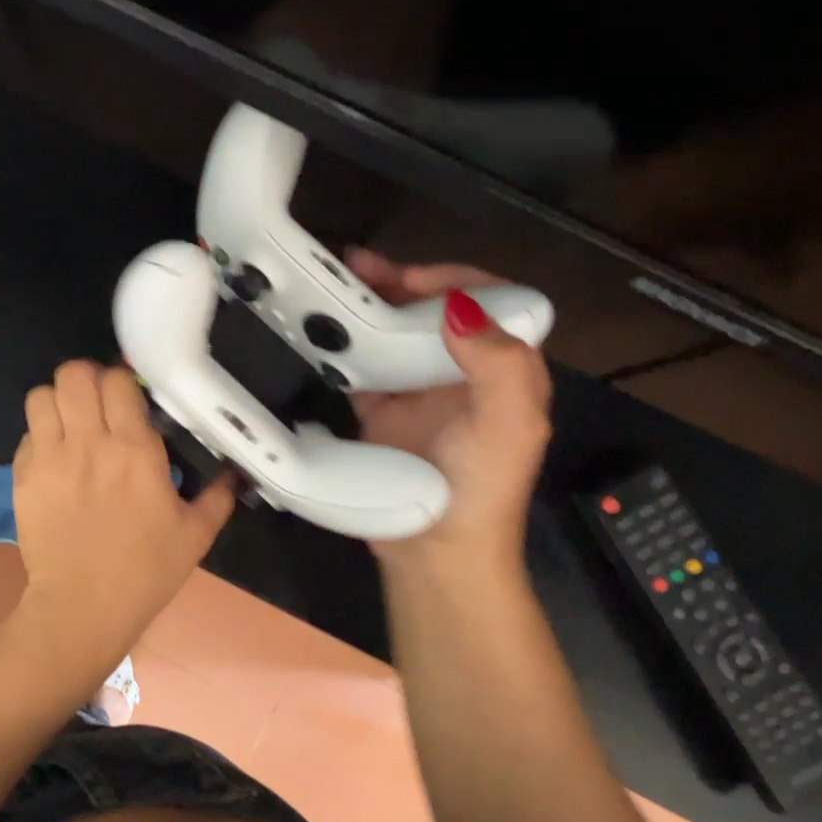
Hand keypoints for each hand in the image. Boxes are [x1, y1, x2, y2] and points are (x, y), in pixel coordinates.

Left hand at [12, 361, 236, 657]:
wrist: (83, 605)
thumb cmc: (144, 572)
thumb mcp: (195, 535)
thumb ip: (217, 496)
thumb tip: (235, 473)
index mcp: (135, 449)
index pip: (119, 380)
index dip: (122, 379)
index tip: (129, 395)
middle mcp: (89, 443)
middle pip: (73, 374)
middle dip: (85, 380)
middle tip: (96, 402)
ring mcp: (50, 458)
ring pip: (41, 396)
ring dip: (56, 401)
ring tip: (68, 422)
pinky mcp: (23, 477)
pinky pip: (26, 435)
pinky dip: (38, 436)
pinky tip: (53, 457)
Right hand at [343, 249, 552, 569]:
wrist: (435, 552)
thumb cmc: (481, 489)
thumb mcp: (508, 427)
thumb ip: (498, 366)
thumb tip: (457, 310)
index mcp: (502, 370)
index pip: (487, 303)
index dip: (452, 281)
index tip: (409, 279)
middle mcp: (458, 374)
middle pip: (431, 313)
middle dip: (397, 285)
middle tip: (355, 269)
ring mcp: (415, 395)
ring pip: (391, 336)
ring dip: (364, 310)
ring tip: (327, 292)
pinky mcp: (378, 415)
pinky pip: (356, 371)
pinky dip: (337, 351)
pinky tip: (314, 337)